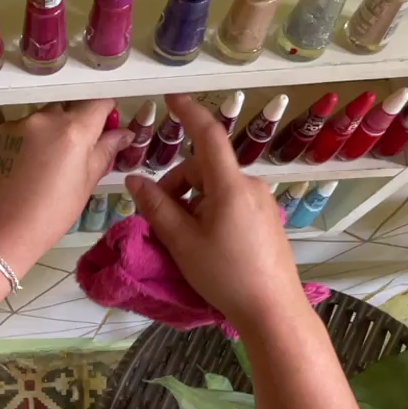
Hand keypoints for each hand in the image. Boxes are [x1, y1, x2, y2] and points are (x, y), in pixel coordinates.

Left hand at [0, 101, 130, 271]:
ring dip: (49, 134)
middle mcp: (44, 119)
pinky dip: (26, 142)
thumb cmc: (47, 216)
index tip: (105, 128)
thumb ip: (104, 153)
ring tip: (44, 167)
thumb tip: (122, 134)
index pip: (98, 103)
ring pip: (41, 119)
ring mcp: (16, 125)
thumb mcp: (83, 187)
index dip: (106, 113)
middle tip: (74, 156)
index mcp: (72, 130)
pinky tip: (23, 169)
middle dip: (75, 126)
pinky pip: (19, 130)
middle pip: (68, 109)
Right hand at [124, 94, 305, 332]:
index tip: (171, 98)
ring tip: (182, 240)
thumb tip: (134, 180)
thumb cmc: (225, 275)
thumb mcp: (182, 242)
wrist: (273, 310)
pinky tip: (204, 245)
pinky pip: (230, 203)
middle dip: (177, 187)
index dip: (189, 113)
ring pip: (215, 189)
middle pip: (204, 170)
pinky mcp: (266, 220)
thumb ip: (157, 207)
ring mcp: (262, 203)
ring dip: (191, 204)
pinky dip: (208, 213)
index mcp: (230, 186)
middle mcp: (250, 186)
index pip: (208, 136)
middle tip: (160, 223)